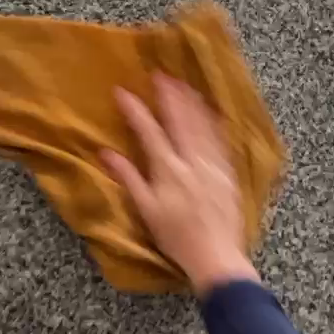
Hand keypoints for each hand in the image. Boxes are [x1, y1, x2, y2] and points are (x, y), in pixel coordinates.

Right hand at [101, 74, 259, 295]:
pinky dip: (214, 121)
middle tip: (161, 74)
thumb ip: (128, 178)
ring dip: (192, 103)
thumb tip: (105, 153)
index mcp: (169, 170)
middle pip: (180, 121)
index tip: (122, 91)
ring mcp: (213, 166)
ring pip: (202, 126)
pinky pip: (221, 140)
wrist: (217, 258)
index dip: (135, 110)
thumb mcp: (146, 210)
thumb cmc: (175, 237)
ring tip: (184, 84)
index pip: (149, 132)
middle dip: (170, 96)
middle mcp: (192, 162)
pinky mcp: (228, 173)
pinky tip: (211, 111)